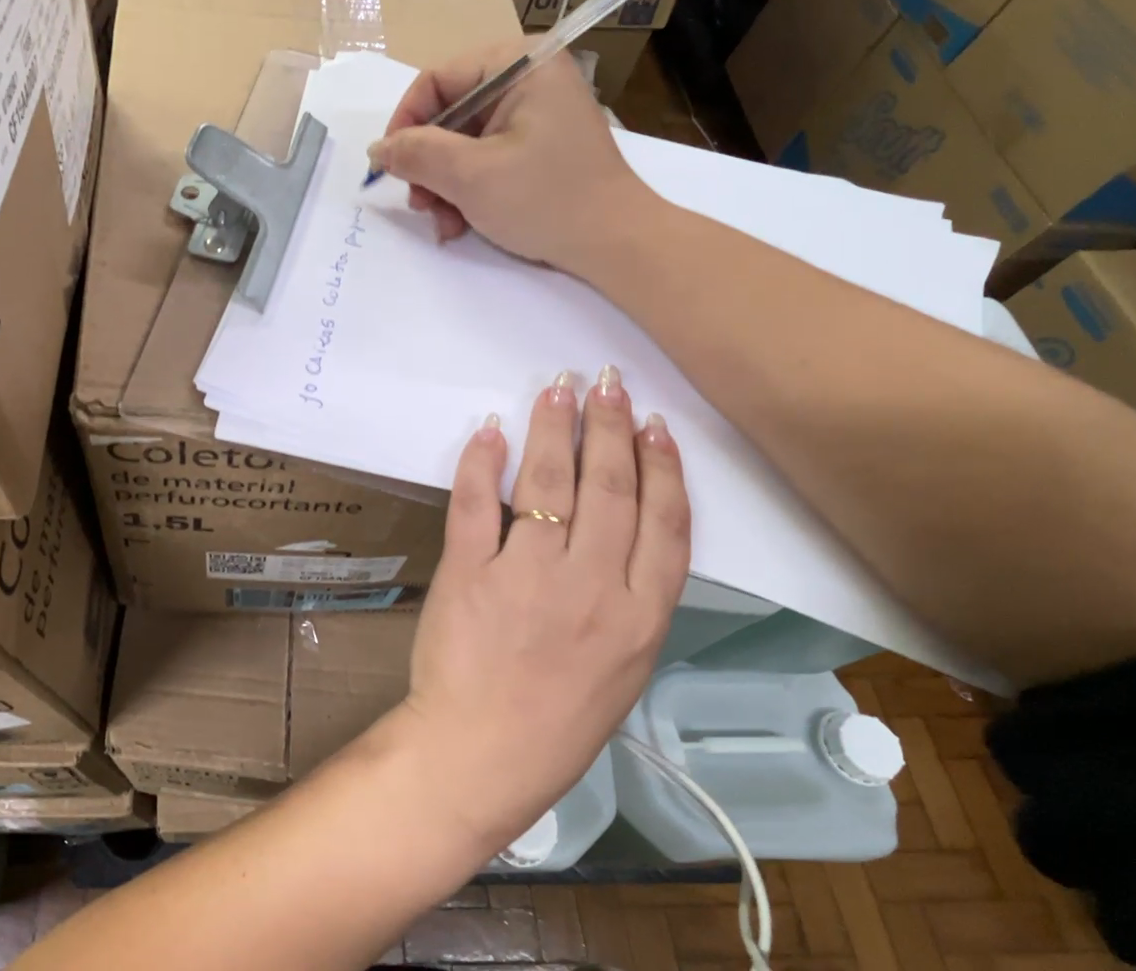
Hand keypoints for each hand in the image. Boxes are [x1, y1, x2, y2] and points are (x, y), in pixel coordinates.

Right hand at [366, 41, 662, 273]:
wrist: (614, 242)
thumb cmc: (545, 199)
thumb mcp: (470, 176)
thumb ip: (417, 155)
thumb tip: (377, 148)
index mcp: (520, 65)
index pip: (438, 79)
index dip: (406, 123)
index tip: (389, 167)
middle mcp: (529, 79)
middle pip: (449, 114)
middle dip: (428, 165)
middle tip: (419, 206)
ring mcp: (535, 114)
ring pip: (462, 143)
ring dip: (443, 186)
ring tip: (443, 223)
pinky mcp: (538, 147)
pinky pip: (485, 159)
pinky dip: (466, 191)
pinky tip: (461, 223)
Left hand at [399, 366, 691, 849]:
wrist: (480, 754)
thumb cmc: (557, 725)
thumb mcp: (624, 670)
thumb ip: (631, 603)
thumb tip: (628, 536)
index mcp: (640, 618)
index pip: (666, 524)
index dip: (664, 467)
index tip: (655, 426)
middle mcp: (592, 588)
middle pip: (612, 490)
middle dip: (611, 428)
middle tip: (608, 382)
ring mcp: (528, 577)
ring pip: (549, 486)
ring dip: (555, 429)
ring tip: (559, 389)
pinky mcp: (468, 573)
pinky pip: (477, 505)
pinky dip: (483, 463)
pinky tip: (491, 430)